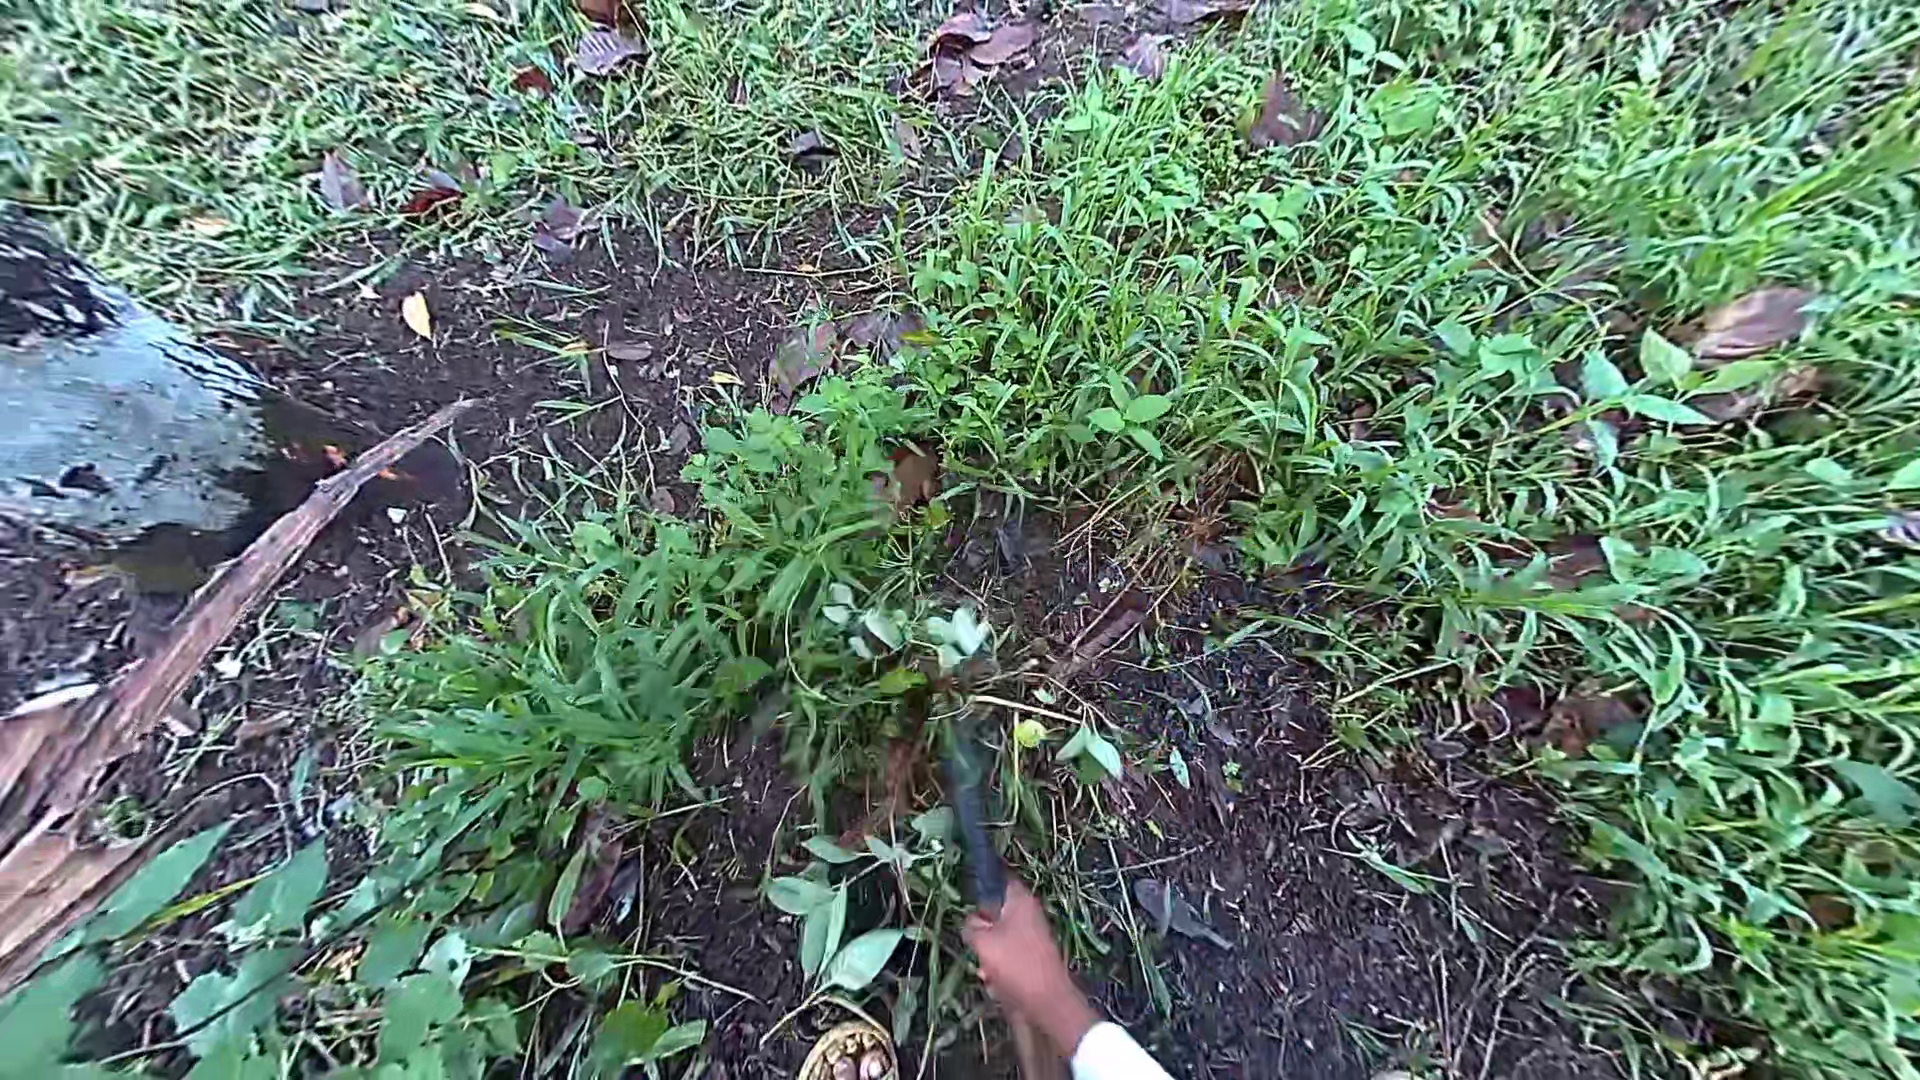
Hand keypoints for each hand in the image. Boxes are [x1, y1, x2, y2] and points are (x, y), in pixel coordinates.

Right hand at [962, 879, 1099, 1054]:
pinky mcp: (1034, 957)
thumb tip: (970, 921)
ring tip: (985, 971)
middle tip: (975, 944)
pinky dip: (1001, 966)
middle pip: (997, 911)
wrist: (1049, 1003)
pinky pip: (1011, 954)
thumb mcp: (983, 942)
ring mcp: (1034, 935)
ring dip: (989, 952)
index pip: (999, 878)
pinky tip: (996, 984)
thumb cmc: (1015, 964)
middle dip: (983, 928)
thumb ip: (970, 926)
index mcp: (1020, 899)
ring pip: (1001, 935)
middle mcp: (1029, 912)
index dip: (981, 885)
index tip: (967, 899)